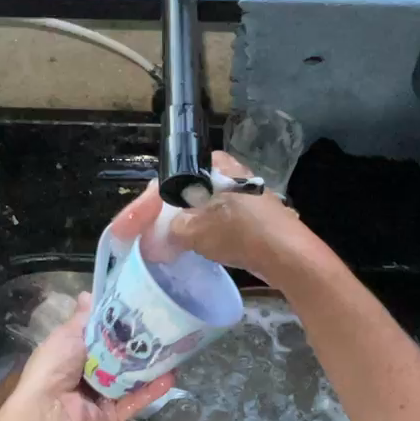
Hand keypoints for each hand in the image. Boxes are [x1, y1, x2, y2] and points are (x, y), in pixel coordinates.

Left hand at [6, 293, 176, 420]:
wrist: (46, 411)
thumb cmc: (53, 367)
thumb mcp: (66, 336)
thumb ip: (83, 319)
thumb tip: (87, 294)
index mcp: (74, 354)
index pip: (102, 337)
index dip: (119, 325)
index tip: (141, 310)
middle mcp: (89, 375)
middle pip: (119, 359)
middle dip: (139, 347)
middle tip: (164, 330)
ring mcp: (102, 397)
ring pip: (131, 381)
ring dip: (150, 369)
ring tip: (174, 352)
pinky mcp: (112, 415)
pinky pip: (134, 402)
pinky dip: (151, 391)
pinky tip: (170, 377)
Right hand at [108, 153, 324, 283]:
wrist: (289, 256)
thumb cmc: (240, 233)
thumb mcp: (194, 231)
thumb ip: (167, 233)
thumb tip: (152, 246)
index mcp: (216, 165)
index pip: (170, 179)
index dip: (146, 206)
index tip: (130, 228)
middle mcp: (231, 174)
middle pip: (184, 194)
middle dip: (163, 217)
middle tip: (145, 238)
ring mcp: (246, 196)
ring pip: (201, 211)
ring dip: (183, 229)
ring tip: (164, 248)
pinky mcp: (255, 218)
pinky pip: (218, 224)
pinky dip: (203, 236)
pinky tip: (195, 251)